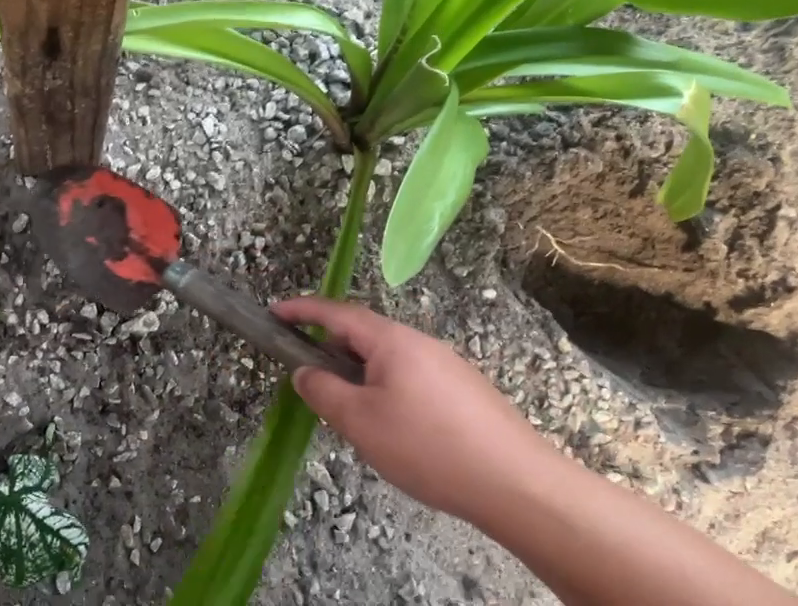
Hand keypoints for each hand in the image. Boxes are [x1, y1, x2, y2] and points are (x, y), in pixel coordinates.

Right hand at [271, 297, 562, 523]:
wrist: (523, 488)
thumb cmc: (429, 447)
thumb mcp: (359, 421)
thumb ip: (322, 391)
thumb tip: (304, 373)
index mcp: (391, 340)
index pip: (336, 312)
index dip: (301, 310)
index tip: (274, 312)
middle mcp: (421, 343)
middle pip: (364, 335)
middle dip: (331, 348)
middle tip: (309, 374)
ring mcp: (450, 368)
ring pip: (390, 360)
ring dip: (361, 374)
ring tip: (351, 411)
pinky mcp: (469, 395)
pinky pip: (413, 379)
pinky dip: (388, 390)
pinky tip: (395, 429)